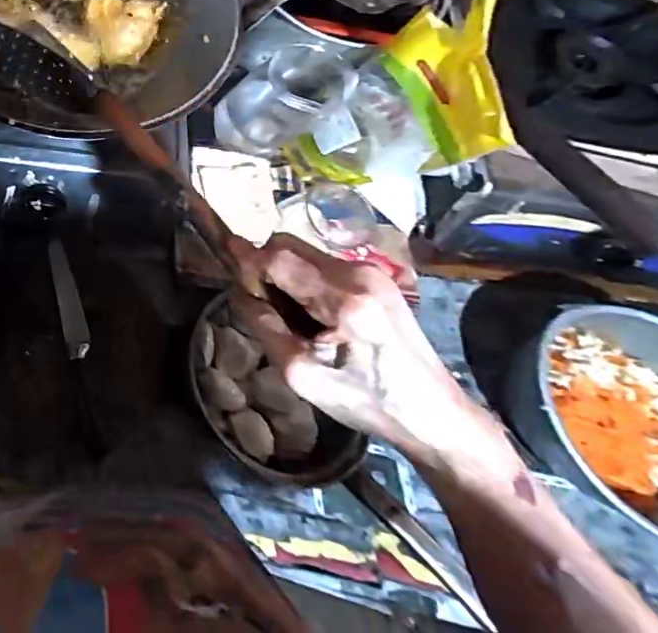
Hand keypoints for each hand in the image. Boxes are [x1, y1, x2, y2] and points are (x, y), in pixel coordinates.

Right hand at [228, 235, 517, 478]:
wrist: (434, 412)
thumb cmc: (367, 402)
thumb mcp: (303, 377)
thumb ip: (266, 328)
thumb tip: (240, 292)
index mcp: (343, 300)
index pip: (278, 258)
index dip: (246, 259)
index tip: (223, 259)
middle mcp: (357, 273)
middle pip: (289, 244)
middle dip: (263, 264)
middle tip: (258, 301)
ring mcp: (370, 270)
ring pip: (304, 251)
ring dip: (283, 270)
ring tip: (288, 313)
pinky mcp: (376, 276)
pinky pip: (322, 263)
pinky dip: (304, 276)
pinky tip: (312, 311)